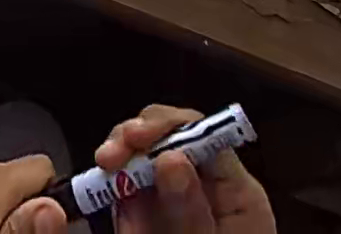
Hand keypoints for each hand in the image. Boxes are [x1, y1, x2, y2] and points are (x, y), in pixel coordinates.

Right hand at [95, 105, 274, 233]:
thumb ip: (192, 215)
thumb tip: (171, 157)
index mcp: (236, 196)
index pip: (203, 134)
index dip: (166, 126)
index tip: (133, 138)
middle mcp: (207, 187)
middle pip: (169, 135)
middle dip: (134, 136)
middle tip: (107, 155)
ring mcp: (176, 199)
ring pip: (144, 153)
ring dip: (119, 153)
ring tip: (103, 165)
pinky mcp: (151, 213)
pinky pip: (129, 183)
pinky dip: (112, 180)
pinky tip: (104, 185)